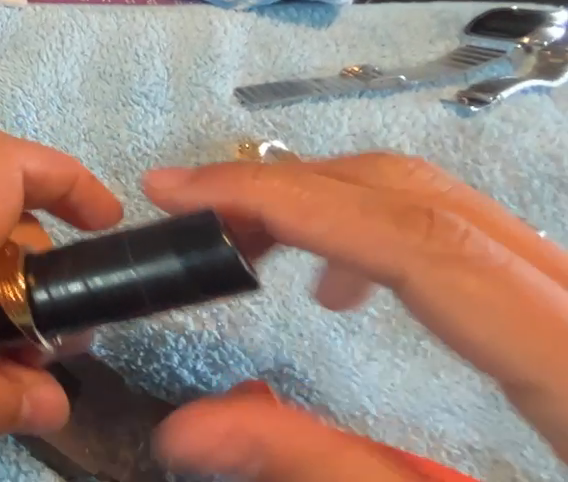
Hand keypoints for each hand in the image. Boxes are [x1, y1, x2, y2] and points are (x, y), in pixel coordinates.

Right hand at [143, 153, 567, 478]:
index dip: (279, 200)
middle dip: (283, 188)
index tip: (174, 191)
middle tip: (191, 214)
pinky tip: (336, 284)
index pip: (415, 242)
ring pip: (442, 203)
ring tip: (242, 241)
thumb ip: (331, 473)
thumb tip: (187, 429)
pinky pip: (467, 234)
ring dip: (321, 203)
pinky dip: (372, 230)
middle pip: (421, 199)